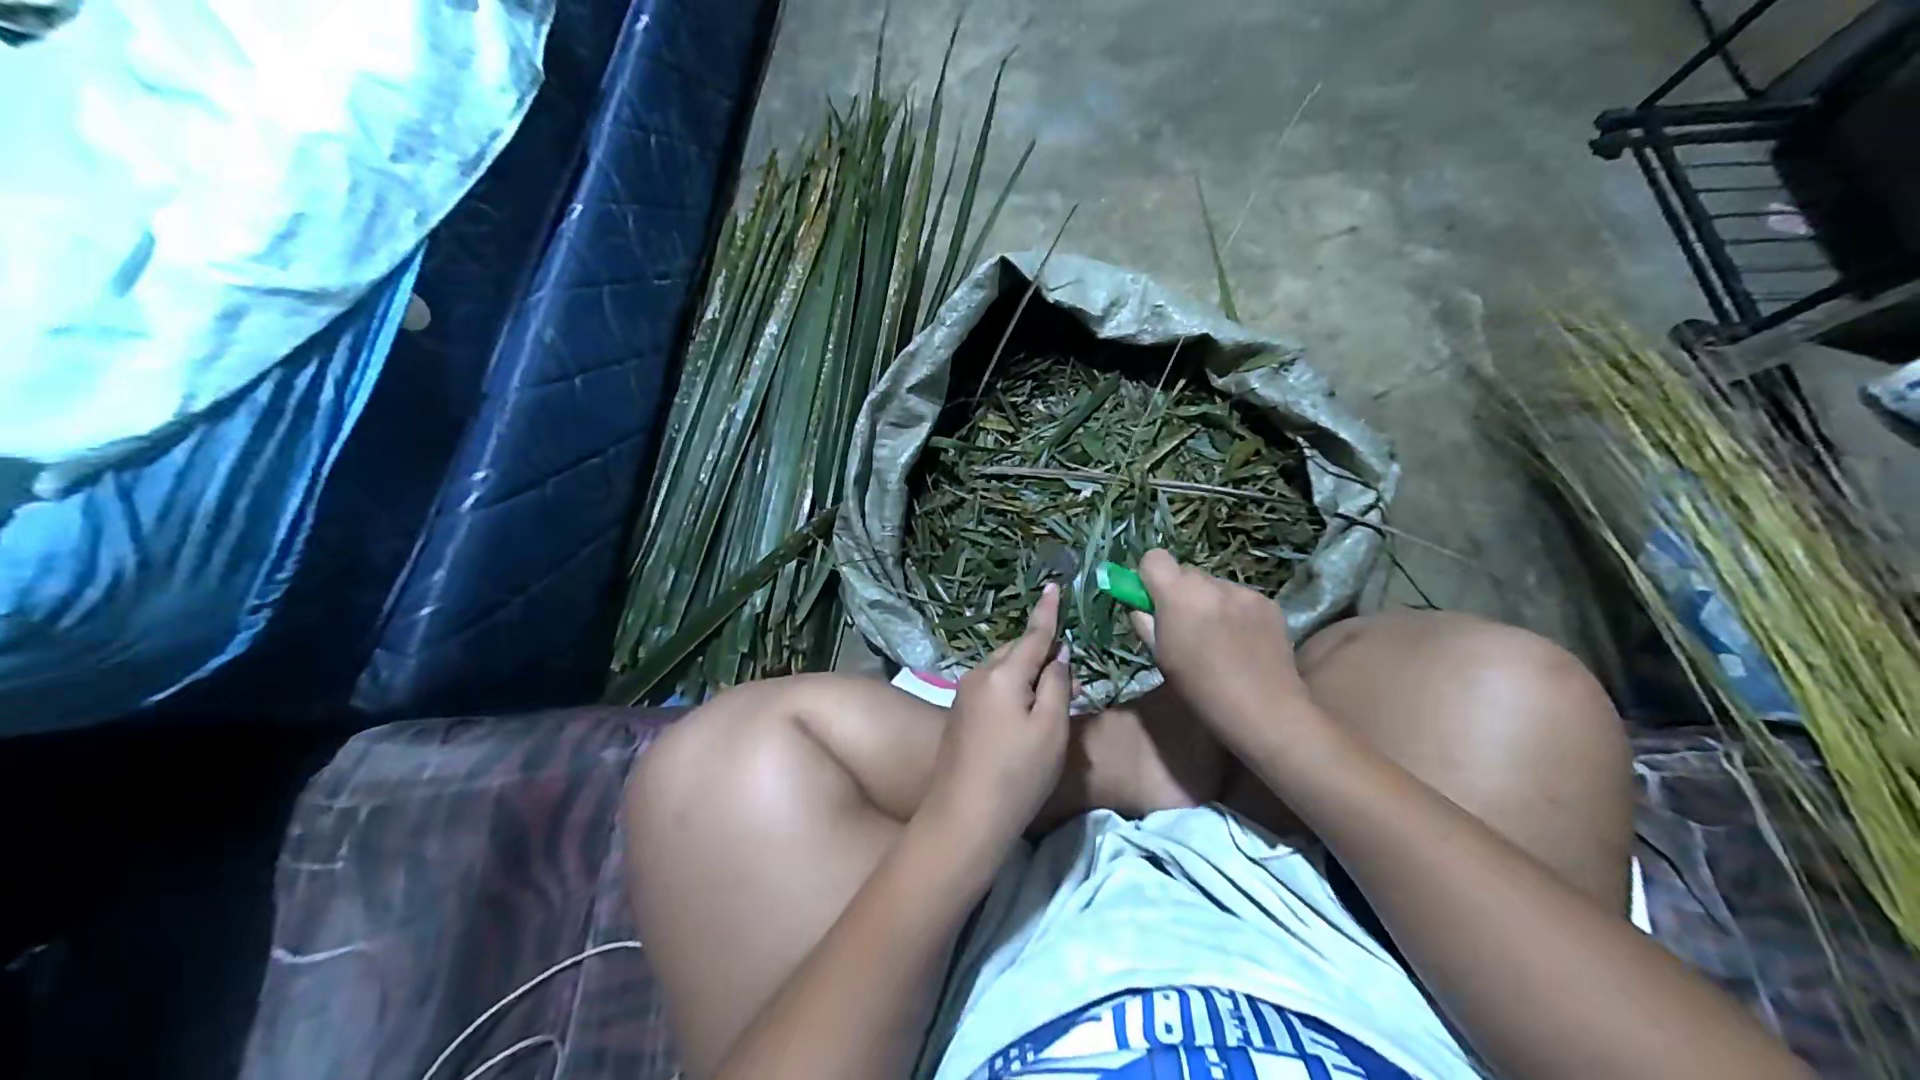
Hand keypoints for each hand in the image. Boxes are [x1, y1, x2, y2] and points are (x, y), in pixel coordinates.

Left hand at [919, 584, 1071, 853]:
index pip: (1033, 634)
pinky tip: (1024, 712)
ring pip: (1003, 670)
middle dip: (1040, 651)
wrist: (963, 817)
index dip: (1047, 611)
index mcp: (1003, 674)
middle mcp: (978, 675)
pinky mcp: (958, 715)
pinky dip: (1011, 689)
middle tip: (1069, 671)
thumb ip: (1056, 684)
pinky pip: (991, 688)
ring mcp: (964, 695)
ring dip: (1026, 673)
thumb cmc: (1017, 774)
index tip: (1052, 586)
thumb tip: (1057, 654)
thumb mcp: (1051, 729)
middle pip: (1015, 651)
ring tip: (1051, 694)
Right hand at [1130, 549, 1316, 748]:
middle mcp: (1210, 584)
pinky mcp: (1268, 602)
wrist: (1264, 710)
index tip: (1152, 601)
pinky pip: (1240, 597)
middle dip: (1181, 592)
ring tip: (1218, 637)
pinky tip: (1242, 641)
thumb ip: (1146, 623)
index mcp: (1178, 595)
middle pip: (1186, 572)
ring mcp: (1243, 591)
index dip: (1150, 576)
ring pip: (1214, 585)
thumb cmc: (1201, 689)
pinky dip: (1234, 611)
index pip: (1154, 558)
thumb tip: (1141, 607)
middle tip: (1185, 625)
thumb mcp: (1161, 657)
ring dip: (1209, 602)